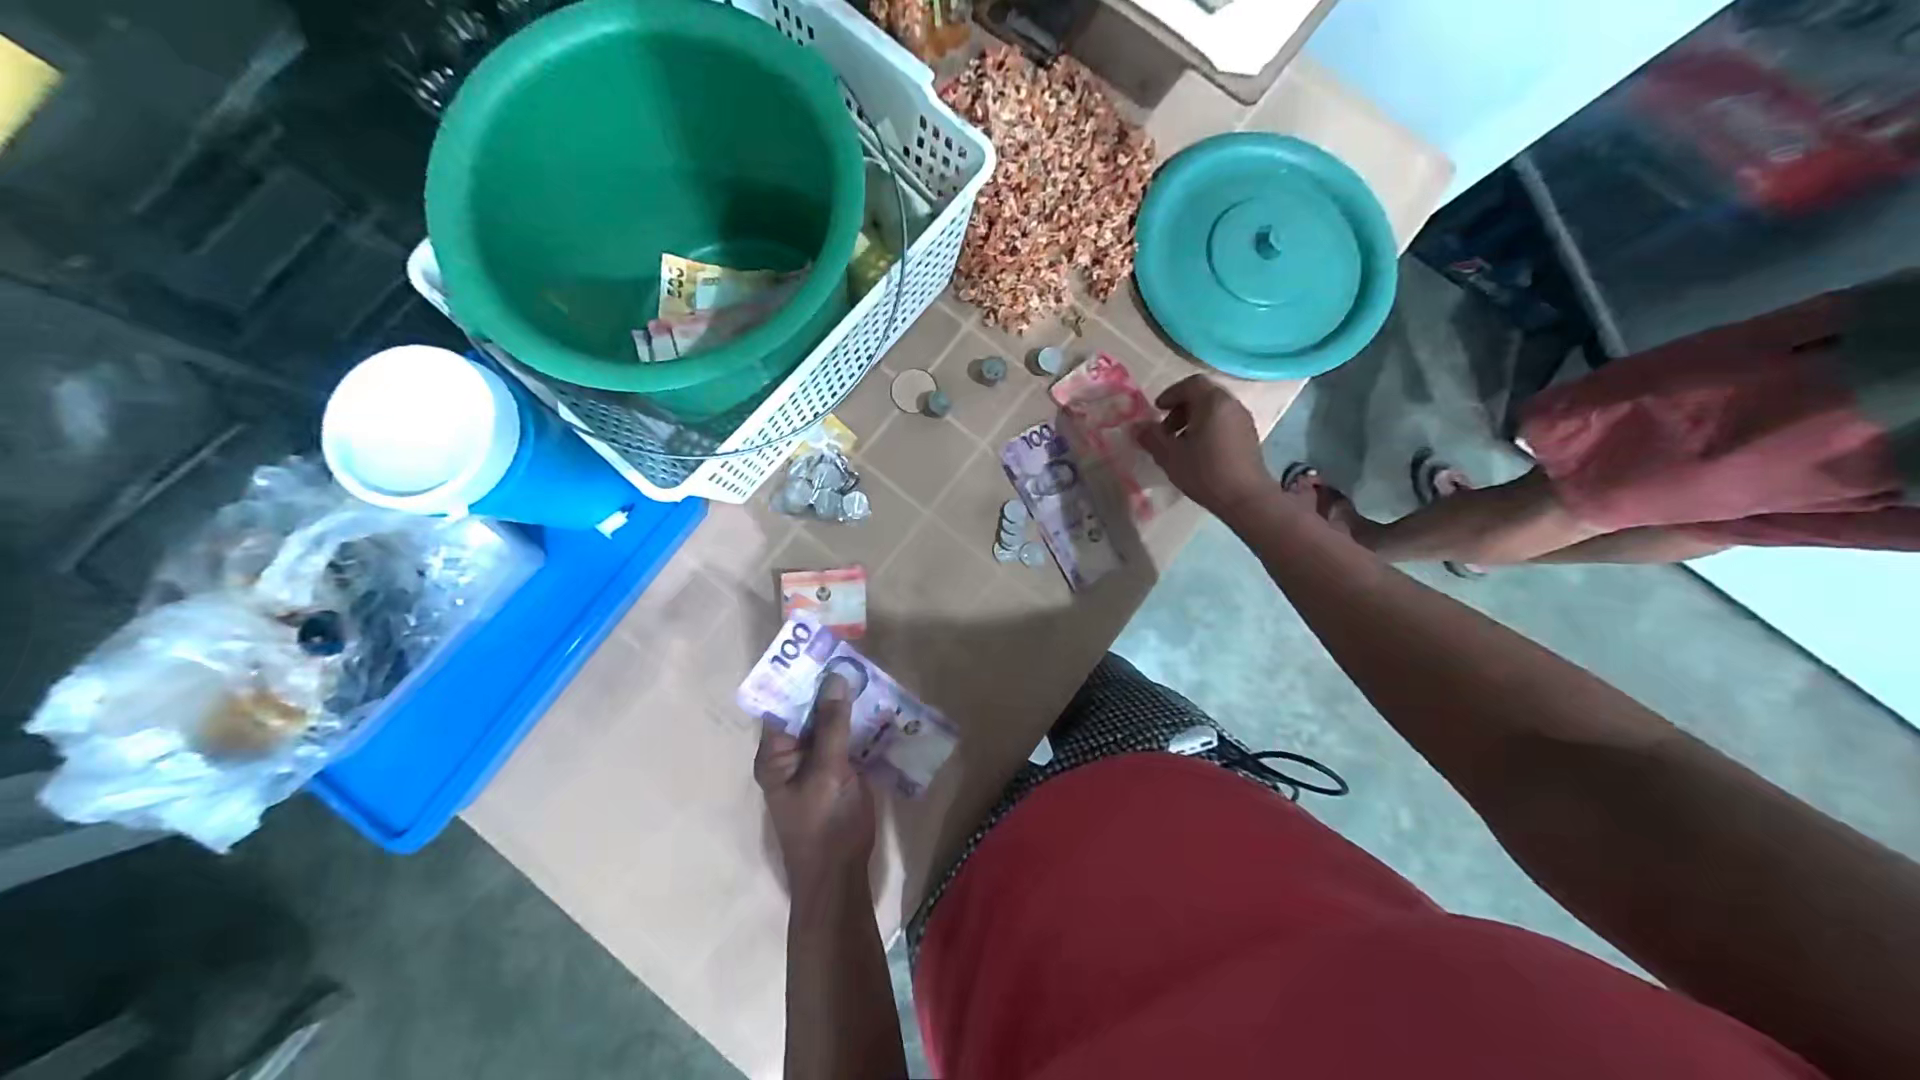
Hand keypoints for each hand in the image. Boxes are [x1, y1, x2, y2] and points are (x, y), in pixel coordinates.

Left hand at [755, 673, 875, 895]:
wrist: (840, 876)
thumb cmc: (825, 825)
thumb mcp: (828, 772)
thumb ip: (832, 725)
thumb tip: (835, 677)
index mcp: (775, 754)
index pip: (782, 703)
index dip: (799, 676)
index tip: (822, 648)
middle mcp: (792, 753)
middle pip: (807, 710)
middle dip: (828, 685)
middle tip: (852, 654)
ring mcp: (816, 762)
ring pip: (829, 722)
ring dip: (847, 701)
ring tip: (868, 671)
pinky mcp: (839, 770)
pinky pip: (846, 737)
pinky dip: (859, 721)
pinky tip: (878, 703)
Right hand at [1138, 375, 1280, 521]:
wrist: (1245, 498)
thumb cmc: (1205, 473)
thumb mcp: (1170, 456)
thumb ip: (1151, 437)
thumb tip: (1136, 427)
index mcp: (1212, 403)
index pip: (1190, 384)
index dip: (1170, 394)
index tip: (1158, 411)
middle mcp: (1231, 405)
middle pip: (1203, 394)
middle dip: (1181, 408)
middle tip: (1166, 429)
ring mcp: (1243, 420)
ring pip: (1214, 408)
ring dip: (1194, 419)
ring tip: (1181, 444)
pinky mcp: (1249, 436)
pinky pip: (1224, 421)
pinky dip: (1208, 427)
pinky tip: (1199, 452)